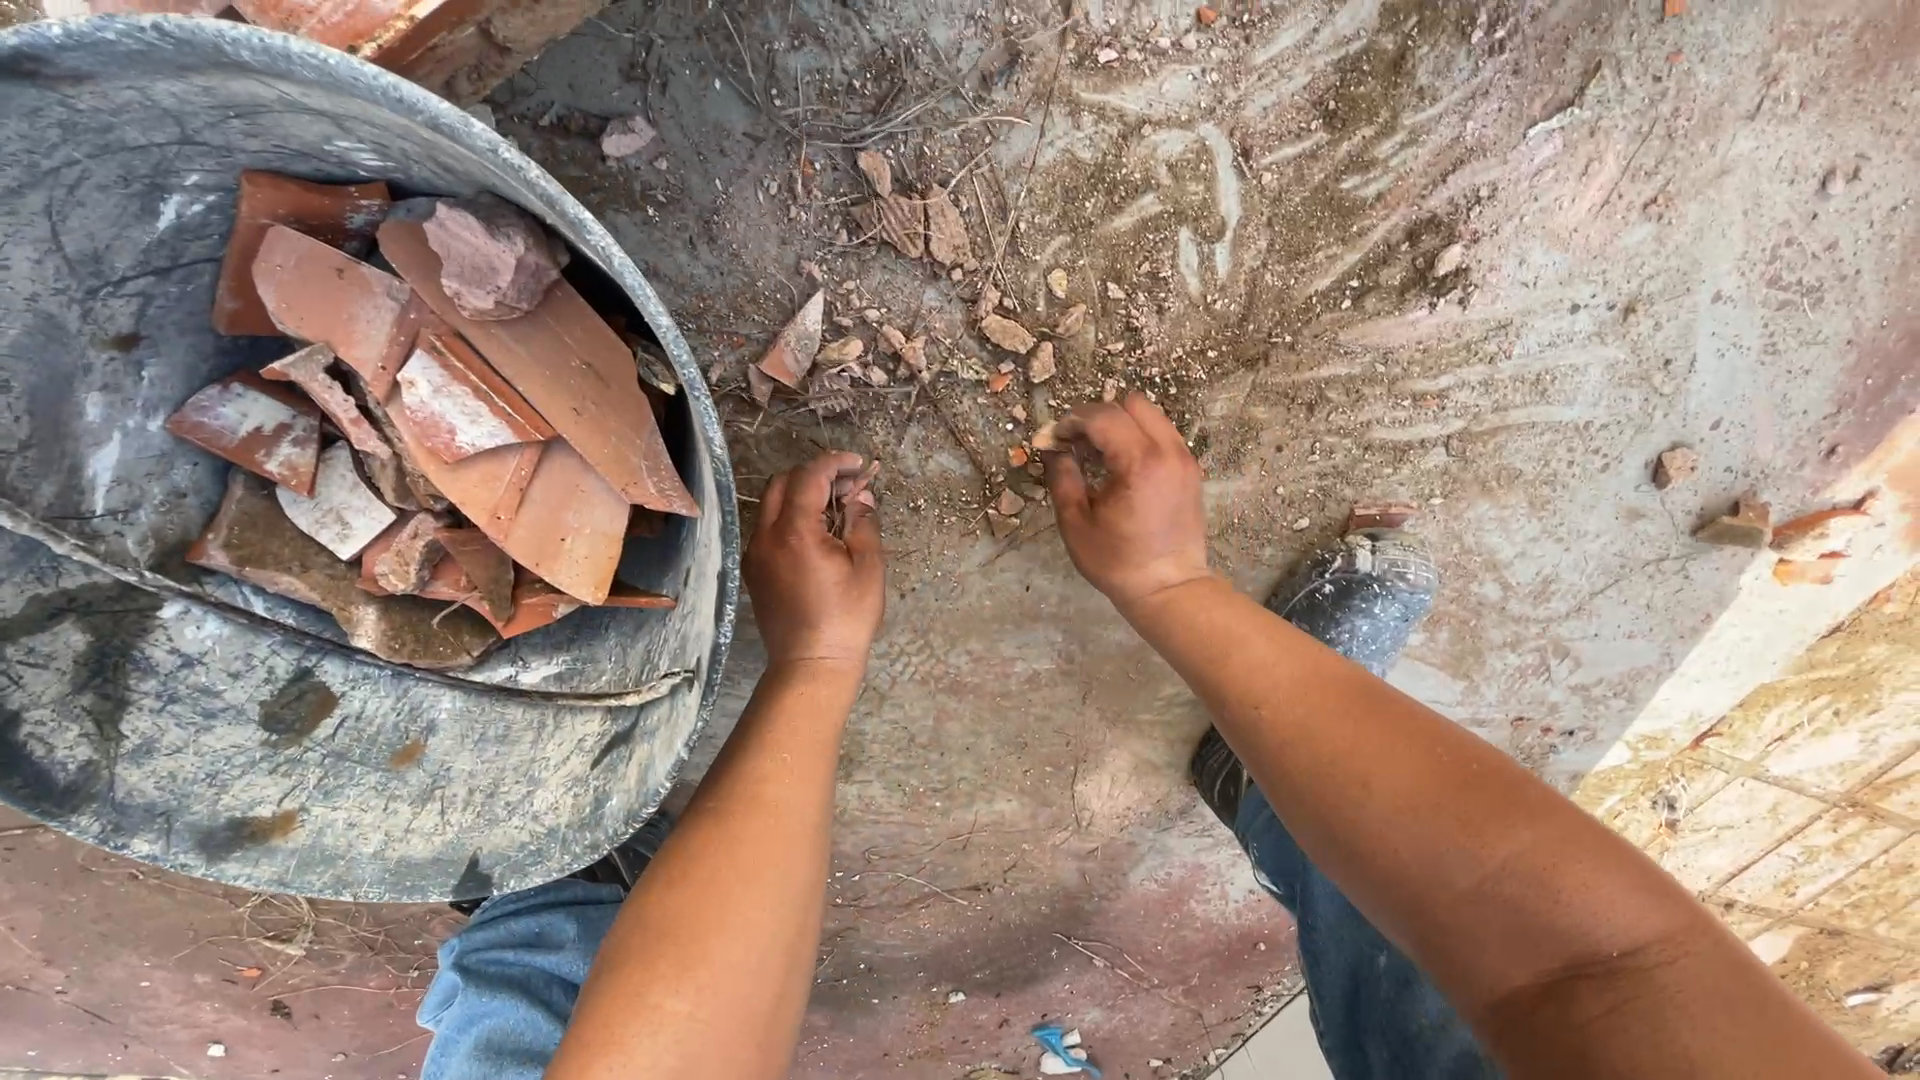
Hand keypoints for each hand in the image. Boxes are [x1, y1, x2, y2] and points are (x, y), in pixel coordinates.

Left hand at [744, 451, 885, 670]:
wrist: (811, 663)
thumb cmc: (846, 617)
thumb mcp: (868, 566)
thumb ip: (863, 522)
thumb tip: (861, 496)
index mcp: (795, 531)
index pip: (809, 476)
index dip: (834, 463)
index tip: (858, 464)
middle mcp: (766, 536)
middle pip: (782, 483)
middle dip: (815, 474)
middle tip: (848, 484)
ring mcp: (755, 553)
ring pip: (772, 504)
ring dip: (801, 495)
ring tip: (835, 508)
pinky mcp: (754, 569)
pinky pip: (768, 528)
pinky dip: (791, 517)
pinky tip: (817, 534)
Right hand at [1043, 393, 1210, 610]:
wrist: (1169, 587)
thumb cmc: (1117, 562)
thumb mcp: (1076, 523)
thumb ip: (1062, 477)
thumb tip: (1052, 448)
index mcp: (1139, 463)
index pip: (1103, 416)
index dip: (1073, 421)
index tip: (1056, 438)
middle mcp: (1168, 451)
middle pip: (1131, 403)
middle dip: (1098, 416)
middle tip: (1078, 443)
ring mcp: (1184, 457)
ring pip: (1150, 414)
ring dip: (1120, 423)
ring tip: (1100, 454)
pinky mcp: (1190, 468)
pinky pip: (1162, 432)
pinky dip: (1139, 436)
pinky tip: (1122, 464)